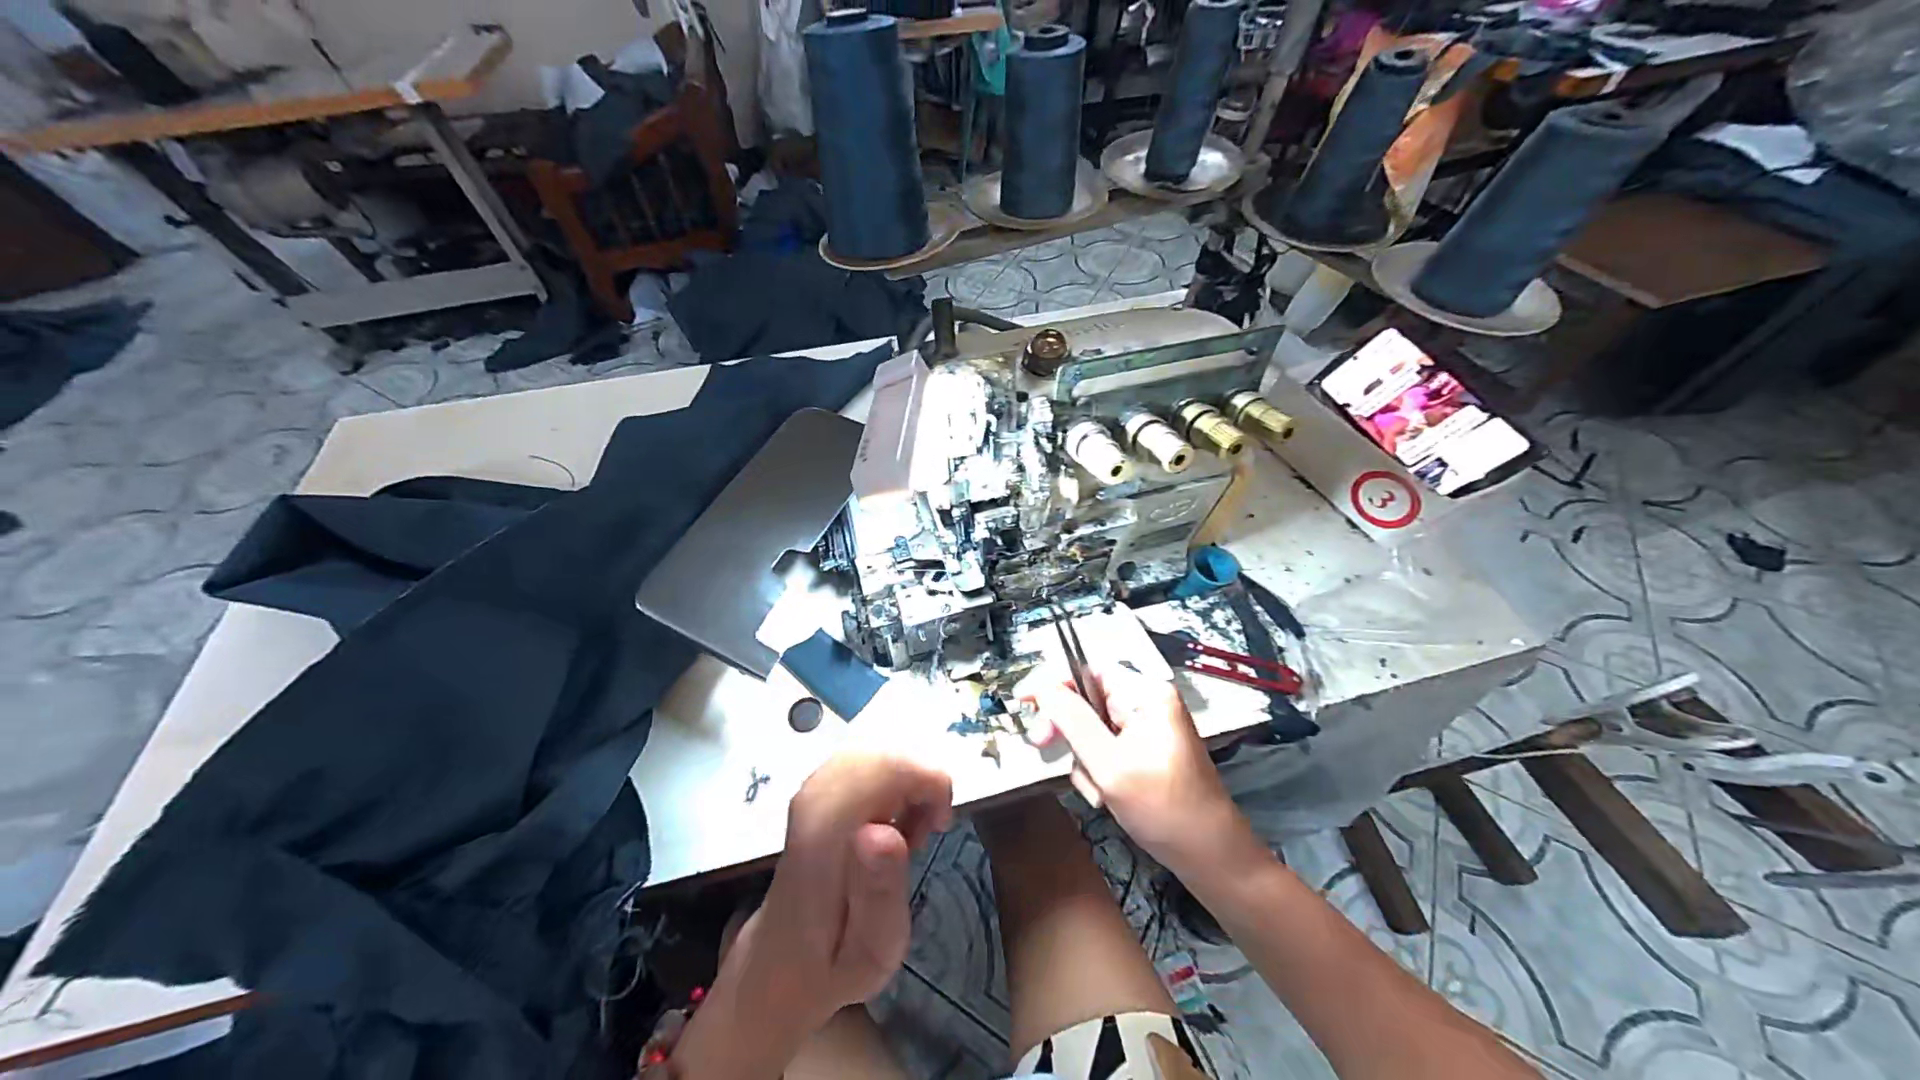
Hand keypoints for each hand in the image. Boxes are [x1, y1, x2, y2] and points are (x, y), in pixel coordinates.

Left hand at [738, 751, 953, 1009]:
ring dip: (906, 783)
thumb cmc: (834, 963)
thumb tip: (882, 830)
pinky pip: (864, 762)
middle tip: (925, 832)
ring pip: (875, 753)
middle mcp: (813, 801)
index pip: (883, 769)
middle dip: (920, 781)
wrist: (781, 962)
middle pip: (882, 754)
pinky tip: (892, 821)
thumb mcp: (872, 951)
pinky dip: (891, 784)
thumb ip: (880, 893)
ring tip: (909, 831)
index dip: (925, 782)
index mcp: (825, 836)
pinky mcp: (816, 792)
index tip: (939, 826)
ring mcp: (810, 791)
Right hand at [1017, 663, 1254, 880]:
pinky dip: (1097, 771)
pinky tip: (1107, 794)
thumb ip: (1072, 721)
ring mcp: (1146, 728)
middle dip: (1068, 730)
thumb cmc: (1167, 810)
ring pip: (1090, 729)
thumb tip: (1044, 688)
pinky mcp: (1144, 750)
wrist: (1208, 854)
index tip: (1026, 701)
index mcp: (1146, 694)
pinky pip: (1104, 749)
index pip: (1088, 670)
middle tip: (1045, 745)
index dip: (1053, 683)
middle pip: (1086, 699)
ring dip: (1084, 759)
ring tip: (1099, 789)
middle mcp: (1147, 703)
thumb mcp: (1109, 764)